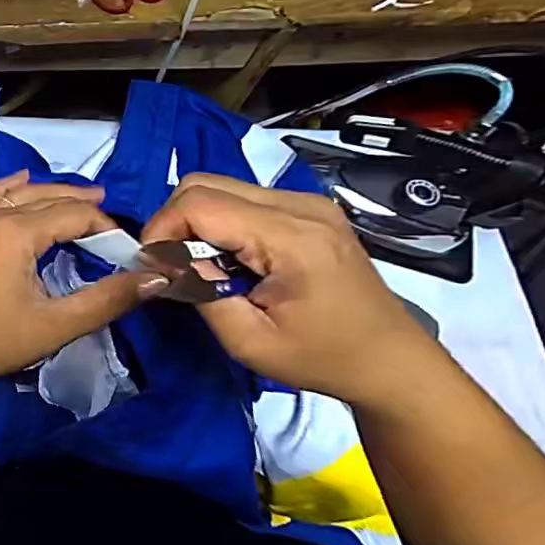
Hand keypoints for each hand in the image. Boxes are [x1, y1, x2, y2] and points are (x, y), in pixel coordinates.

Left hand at [0, 172, 169, 436]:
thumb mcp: (57, 325)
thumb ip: (108, 299)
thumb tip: (156, 278)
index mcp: (18, 231)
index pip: (76, 214)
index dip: (107, 228)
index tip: (129, 251)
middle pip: (51, 198)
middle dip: (86, 208)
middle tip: (116, 224)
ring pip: (22, 192)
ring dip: (55, 193)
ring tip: (87, 198)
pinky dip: (11, 186)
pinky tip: (23, 181)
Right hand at [139, 173, 449, 408]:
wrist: (391, 362)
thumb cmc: (323, 359)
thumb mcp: (249, 341)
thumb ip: (199, 292)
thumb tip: (161, 262)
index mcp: (292, 238)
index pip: (200, 204)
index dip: (161, 229)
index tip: (152, 265)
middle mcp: (300, 205)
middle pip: (203, 183)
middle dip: (172, 221)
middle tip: (170, 263)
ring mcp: (306, 200)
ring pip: (218, 185)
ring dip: (193, 220)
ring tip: (198, 263)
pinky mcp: (305, 206)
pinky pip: (239, 196)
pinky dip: (216, 220)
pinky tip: (226, 255)